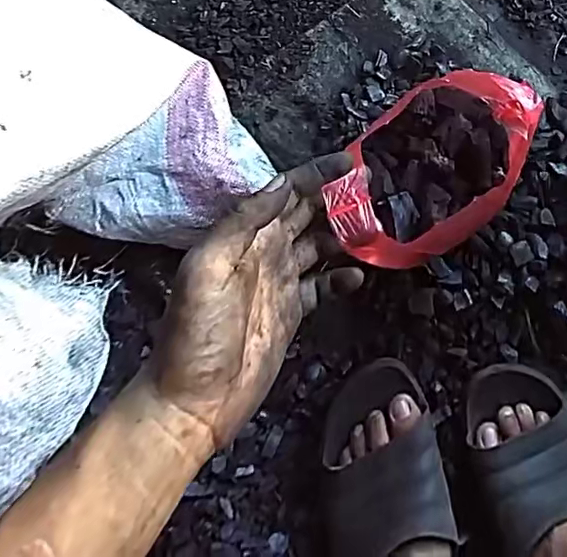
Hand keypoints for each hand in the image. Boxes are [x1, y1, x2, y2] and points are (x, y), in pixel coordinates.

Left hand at [147, 153, 362, 447]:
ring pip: (322, 243)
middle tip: (372, 184)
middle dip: (339, 195)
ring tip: (374, 226)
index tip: (350, 162)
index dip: (318, 174)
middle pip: (309, 212)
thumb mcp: (208, 268)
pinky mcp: (293, 310)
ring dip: (346, 232)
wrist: (191, 404)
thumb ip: (242, 222)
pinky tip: (357, 276)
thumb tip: (282, 184)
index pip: (288, 192)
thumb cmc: (196, 333)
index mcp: (247, 235)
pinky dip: (342, 277)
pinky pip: (323, 284)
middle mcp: (267, 250)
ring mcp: (282, 280)